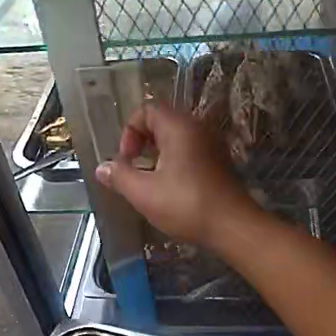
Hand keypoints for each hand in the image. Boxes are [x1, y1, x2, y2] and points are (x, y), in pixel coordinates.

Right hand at [93, 104, 261, 247]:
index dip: (130, 131)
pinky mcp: (218, 164)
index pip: (147, 109)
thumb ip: (120, 177)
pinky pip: (190, 153)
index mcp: (179, 127)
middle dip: (142, 143)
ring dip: (157, 155)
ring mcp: (212, 146)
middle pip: (162, 122)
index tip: (126, 159)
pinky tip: (169, 190)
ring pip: (176, 139)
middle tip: (134, 169)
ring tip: (148, 181)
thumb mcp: (144, 193)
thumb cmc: (186, 205)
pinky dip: (174, 164)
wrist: (233, 226)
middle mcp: (198, 129)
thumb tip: (103, 168)